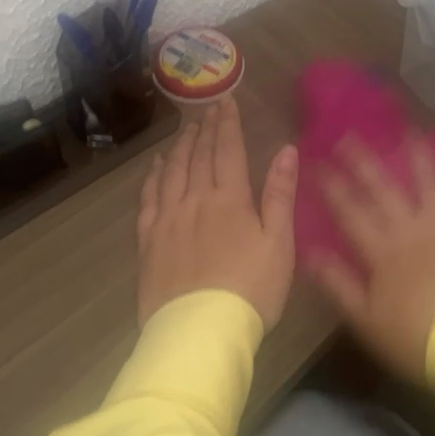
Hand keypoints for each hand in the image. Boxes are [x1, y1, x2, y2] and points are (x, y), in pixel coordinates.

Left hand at [137, 96, 299, 328]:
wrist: (200, 334)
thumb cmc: (250, 290)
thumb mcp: (279, 243)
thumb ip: (280, 194)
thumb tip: (286, 149)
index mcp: (229, 198)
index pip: (228, 149)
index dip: (228, 123)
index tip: (226, 102)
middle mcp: (195, 200)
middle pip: (199, 156)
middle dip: (206, 129)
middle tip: (208, 109)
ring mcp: (167, 220)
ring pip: (173, 171)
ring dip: (181, 147)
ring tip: (186, 130)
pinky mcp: (148, 242)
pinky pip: (148, 199)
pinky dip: (154, 177)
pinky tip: (157, 167)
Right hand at [307, 134, 434, 378]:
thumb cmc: (415, 335)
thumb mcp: (365, 317)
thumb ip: (338, 283)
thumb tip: (310, 252)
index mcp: (382, 250)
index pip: (351, 212)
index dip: (334, 187)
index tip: (319, 163)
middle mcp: (411, 229)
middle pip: (384, 189)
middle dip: (365, 162)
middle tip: (350, 136)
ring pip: (431, 185)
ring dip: (420, 158)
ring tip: (412, 132)